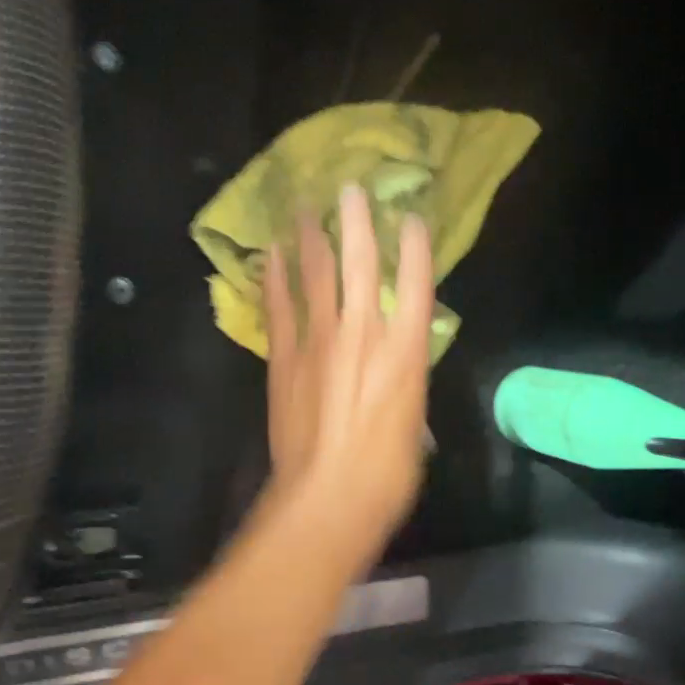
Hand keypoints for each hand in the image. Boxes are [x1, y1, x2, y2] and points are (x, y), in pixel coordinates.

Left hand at [263, 184, 434, 541]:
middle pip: (360, 265)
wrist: (328, 497)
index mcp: (405, 351)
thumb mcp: (412, 424)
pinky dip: (274, 278)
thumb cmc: (386, 473)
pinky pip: (278, 307)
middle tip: (347, 187)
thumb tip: (395, 375)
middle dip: (355, 222)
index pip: (415, 283)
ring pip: (315, 276)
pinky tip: (269, 255)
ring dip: (309, 238)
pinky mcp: (284, 358)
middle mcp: (363, 333)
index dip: (413, 245)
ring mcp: (319, 342)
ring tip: (302, 206)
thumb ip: (403, 385)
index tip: (410, 215)